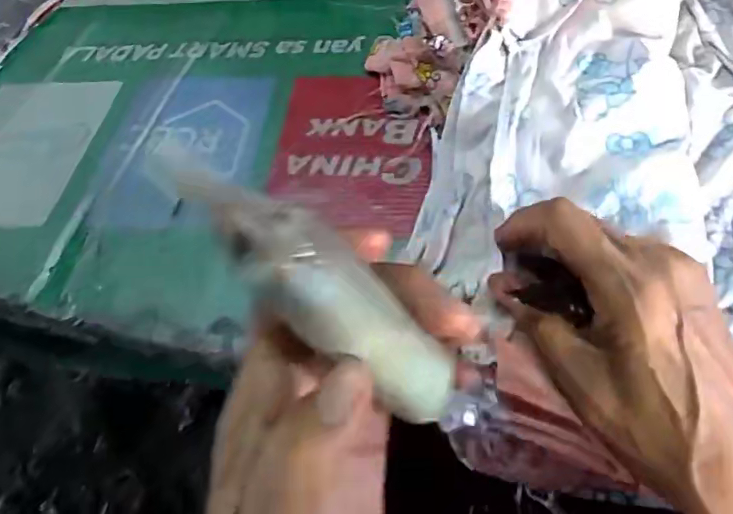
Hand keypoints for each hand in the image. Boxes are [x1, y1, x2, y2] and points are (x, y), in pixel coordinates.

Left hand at [208, 231, 480, 513]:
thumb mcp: (284, 499)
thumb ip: (305, 438)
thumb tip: (350, 367)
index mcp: (264, 380)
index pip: (291, 293)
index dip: (328, 258)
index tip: (379, 243)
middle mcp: (299, 377)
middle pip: (343, 307)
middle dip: (396, 294)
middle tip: (453, 315)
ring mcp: (334, 401)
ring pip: (375, 336)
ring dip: (420, 324)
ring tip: (467, 334)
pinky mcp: (367, 430)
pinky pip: (398, 378)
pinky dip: (430, 366)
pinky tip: (461, 373)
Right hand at [489, 200, 732, 513]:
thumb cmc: (659, 430)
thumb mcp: (584, 384)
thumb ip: (538, 325)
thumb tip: (503, 288)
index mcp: (631, 282)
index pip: (563, 219)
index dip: (523, 223)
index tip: (502, 248)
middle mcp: (659, 258)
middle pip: (584, 223)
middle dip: (544, 240)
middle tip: (521, 277)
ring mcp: (682, 266)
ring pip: (608, 236)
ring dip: (573, 252)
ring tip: (554, 293)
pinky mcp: (694, 280)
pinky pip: (633, 252)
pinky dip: (602, 263)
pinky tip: (595, 301)